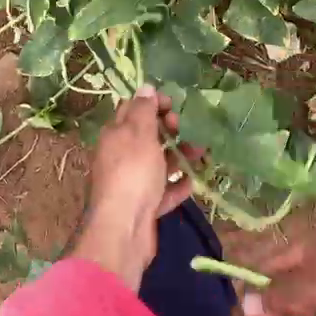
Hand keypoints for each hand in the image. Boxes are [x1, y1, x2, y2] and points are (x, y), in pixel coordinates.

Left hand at [66, 84, 192, 290]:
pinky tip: (192, 182)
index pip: (132, 109)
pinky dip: (176, 186)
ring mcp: (132, 183)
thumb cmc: (132, 173)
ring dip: (178, 157)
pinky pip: (163, 191)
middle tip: (185, 128)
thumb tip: (145, 87)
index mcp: (115, 135)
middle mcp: (121, 156)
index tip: (173, 104)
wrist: (124, 229)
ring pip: (157, 164)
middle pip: (147, 137)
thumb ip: (143, 110)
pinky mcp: (144, 206)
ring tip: (200, 153)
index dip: (152, 103)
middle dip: (169, 130)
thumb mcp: (138, 133)